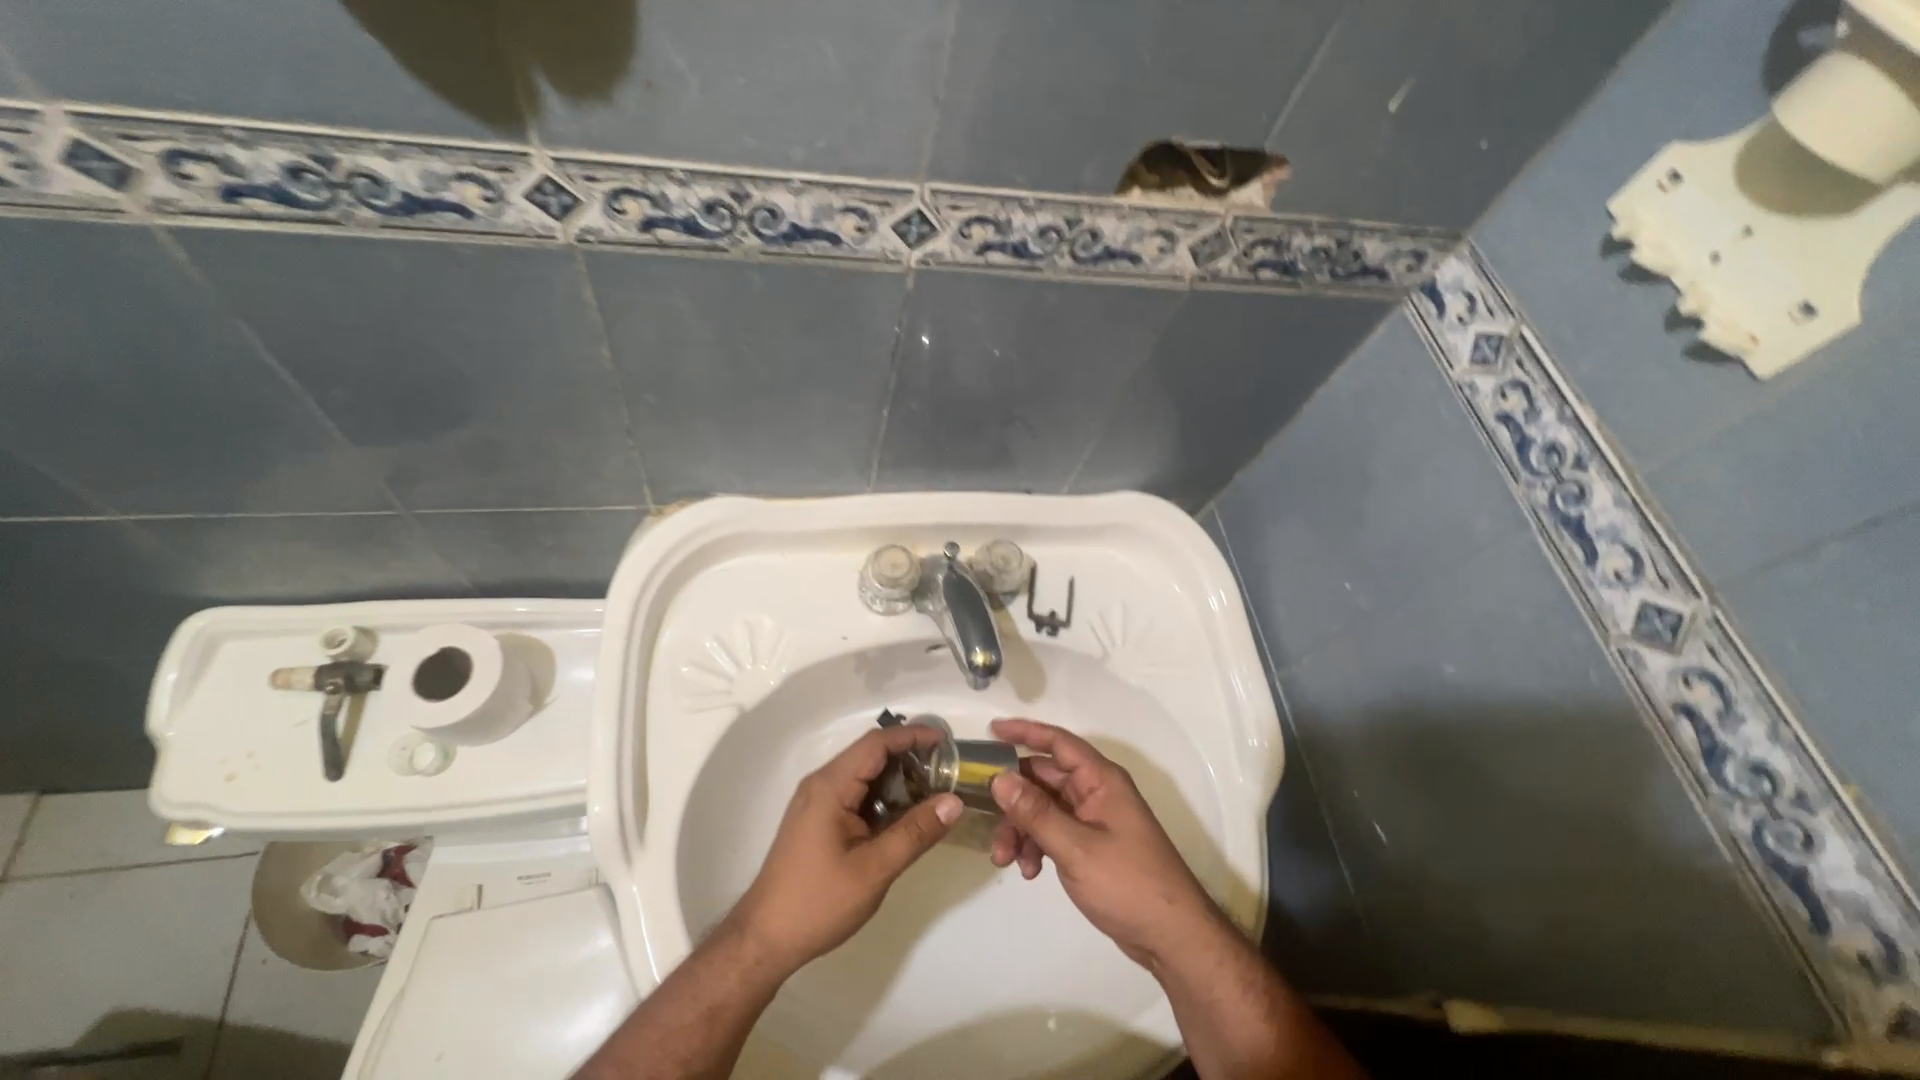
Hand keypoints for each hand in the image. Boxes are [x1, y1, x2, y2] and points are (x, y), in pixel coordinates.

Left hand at [726, 724, 962, 974]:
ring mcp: (816, 804)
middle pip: (870, 755)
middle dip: (909, 756)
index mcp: (830, 787)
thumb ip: (916, 832)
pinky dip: (883, 797)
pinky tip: (906, 815)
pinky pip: (855, 795)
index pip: (876, 744)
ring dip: (897, 779)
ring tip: (935, 791)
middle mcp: (820, 785)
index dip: (912, 736)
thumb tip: (954, 802)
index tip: (946, 741)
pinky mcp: (817, 822)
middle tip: (947, 769)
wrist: (766, 938)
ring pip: (863, 776)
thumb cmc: (818, 902)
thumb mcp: (875, 869)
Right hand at [987, 718, 1218, 968]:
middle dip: (1013, 798)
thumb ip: (1036, 812)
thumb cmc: (1128, 883)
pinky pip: (1053, 832)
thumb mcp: (1076, 848)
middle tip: (985, 816)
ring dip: (1021, 828)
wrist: (1170, 935)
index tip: (992, 729)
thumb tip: (1000, 779)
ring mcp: (1094, 820)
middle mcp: (1097, 793)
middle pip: (1044, 779)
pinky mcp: (1091, 846)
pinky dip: (1036, 846)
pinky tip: (1029, 871)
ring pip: (1044, 809)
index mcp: (1101, 781)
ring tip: (1005, 860)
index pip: (1058, 743)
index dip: (1025, 732)